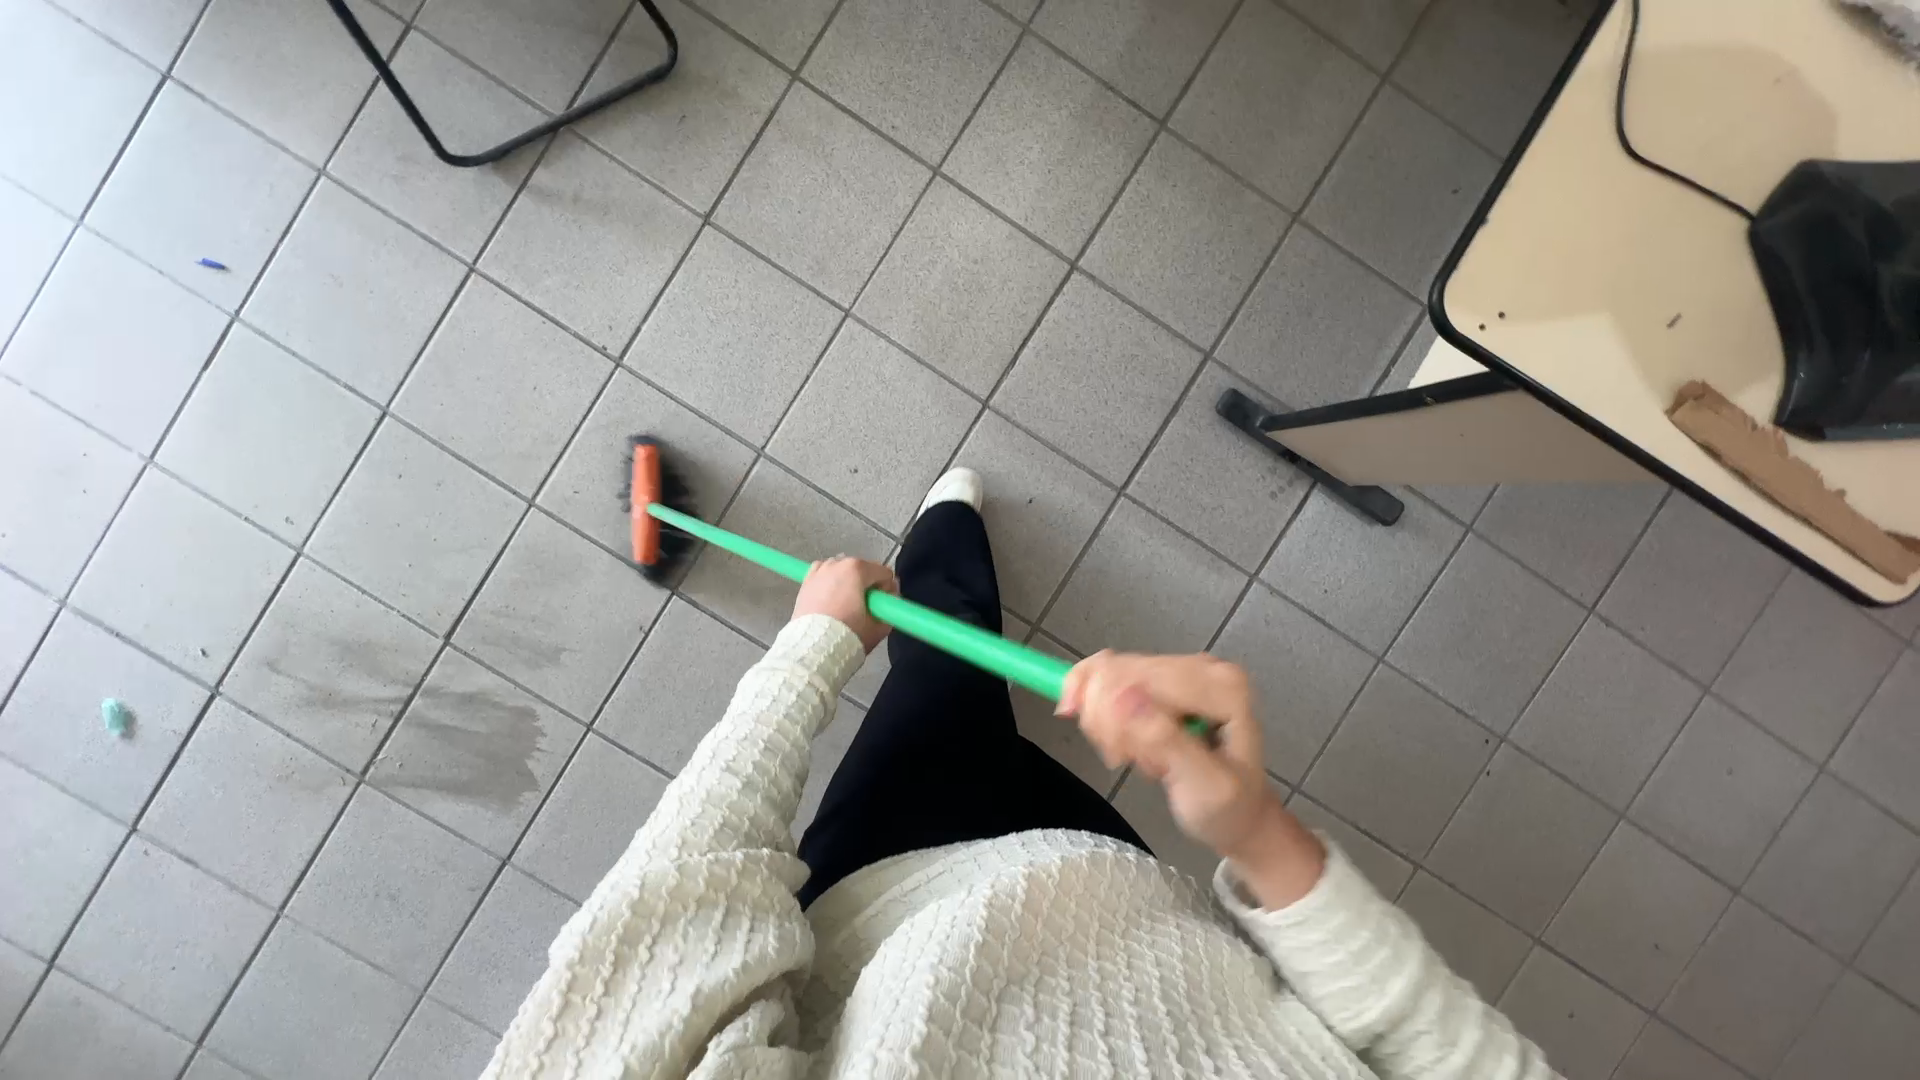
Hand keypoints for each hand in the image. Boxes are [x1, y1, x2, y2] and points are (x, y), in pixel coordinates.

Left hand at [791, 556, 895, 653]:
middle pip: (863, 569)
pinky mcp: (806, 580)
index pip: (884, 573)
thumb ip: (892, 604)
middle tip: (865, 607)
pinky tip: (831, 597)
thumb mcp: (880, 624)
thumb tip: (891, 592)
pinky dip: (830, 581)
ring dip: (848, 582)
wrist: (814, 647)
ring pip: (842, 570)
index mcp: (857, 569)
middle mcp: (837, 563)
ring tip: (846, 604)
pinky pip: (824, 573)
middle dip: (867, 585)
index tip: (881, 605)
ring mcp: (820, 570)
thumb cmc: (849, 633)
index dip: (887, 590)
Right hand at [1059, 652, 1323, 906]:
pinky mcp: (1162, 674)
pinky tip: (1121, 739)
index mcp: (1224, 687)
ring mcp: (1182, 667)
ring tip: (1128, 754)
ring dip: (1103, 718)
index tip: (1115, 757)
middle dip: (1107, 718)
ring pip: (1108, 671)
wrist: (1237, 813)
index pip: (1144, 679)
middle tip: (1122, 759)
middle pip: (1121, 670)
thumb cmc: (1227, 805)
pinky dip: (1102, 709)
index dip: (1113, 713)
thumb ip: (1168, 741)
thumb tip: (1123, 700)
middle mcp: (1204, 666)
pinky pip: (1108, 675)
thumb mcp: (1204, 785)